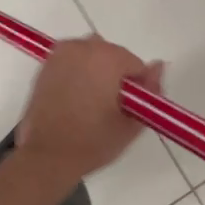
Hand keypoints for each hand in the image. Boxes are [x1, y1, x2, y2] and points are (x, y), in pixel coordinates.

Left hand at [17, 36, 164, 180]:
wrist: (46, 156)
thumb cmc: (92, 143)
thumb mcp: (130, 124)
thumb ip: (150, 92)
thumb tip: (159, 66)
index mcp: (107, 58)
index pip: (135, 65)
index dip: (136, 88)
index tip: (128, 110)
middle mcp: (82, 47)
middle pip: (112, 56)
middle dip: (115, 77)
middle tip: (108, 109)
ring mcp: (60, 54)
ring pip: (91, 56)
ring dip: (96, 73)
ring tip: (90, 105)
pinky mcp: (45, 66)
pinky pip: (71, 62)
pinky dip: (77, 74)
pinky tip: (74, 100)